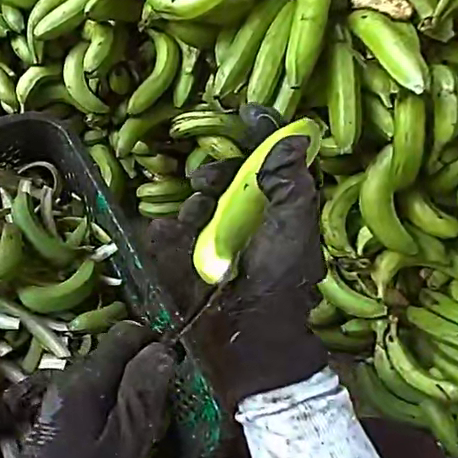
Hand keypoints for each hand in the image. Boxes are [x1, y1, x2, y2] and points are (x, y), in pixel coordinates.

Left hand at [0, 321, 172, 457]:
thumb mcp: (123, 441)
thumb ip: (141, 394)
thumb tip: (161, 350)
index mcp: (87, 376)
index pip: (124, 335)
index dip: (154, 342)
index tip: (176, 367)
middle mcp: (71, 375)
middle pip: (114, 352)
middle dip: (143, 365)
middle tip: (167, 398)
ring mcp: (62, 392)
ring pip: (105, 371)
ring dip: (130, 385)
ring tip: (151, 416)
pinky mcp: (60, 411)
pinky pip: (95, 390)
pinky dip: (115, 400)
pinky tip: (123, 429)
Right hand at [145, 134, 326, 413]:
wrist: (247, 346)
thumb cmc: (279, 289)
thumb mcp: (293, 236)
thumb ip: (292, 188)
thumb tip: (293, 137)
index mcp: (278, 209)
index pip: (269, 160)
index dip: (260, 133)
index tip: (245, 111)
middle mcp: (243, 220)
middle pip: (225, 177)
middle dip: (215, 171)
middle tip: (207, 179)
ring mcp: (210, 240)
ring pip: (192, 201)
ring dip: (192, 203)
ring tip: (192, 218)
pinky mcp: (181, 260)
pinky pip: (165, 233)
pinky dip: (164, 231)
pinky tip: (168, 234)